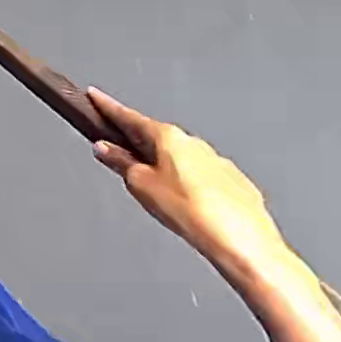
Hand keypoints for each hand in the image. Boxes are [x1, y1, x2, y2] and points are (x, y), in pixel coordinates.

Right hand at [88, 88, 299, 281]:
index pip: (128, 116)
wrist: (245, 245)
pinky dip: (191, 185)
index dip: (108, 107)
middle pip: (155, 138)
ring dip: (165, 168)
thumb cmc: (193, 213)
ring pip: (180, 158)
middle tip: (121, 158)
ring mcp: (217, 161)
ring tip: (160, 196)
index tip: (95, 96)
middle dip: (137, 145)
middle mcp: (193, 142)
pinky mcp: (235, 184)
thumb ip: (121, 163)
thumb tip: (106, 149)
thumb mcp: (142, 186)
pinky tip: (190, 208)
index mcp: (167, 136)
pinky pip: (203, 177)